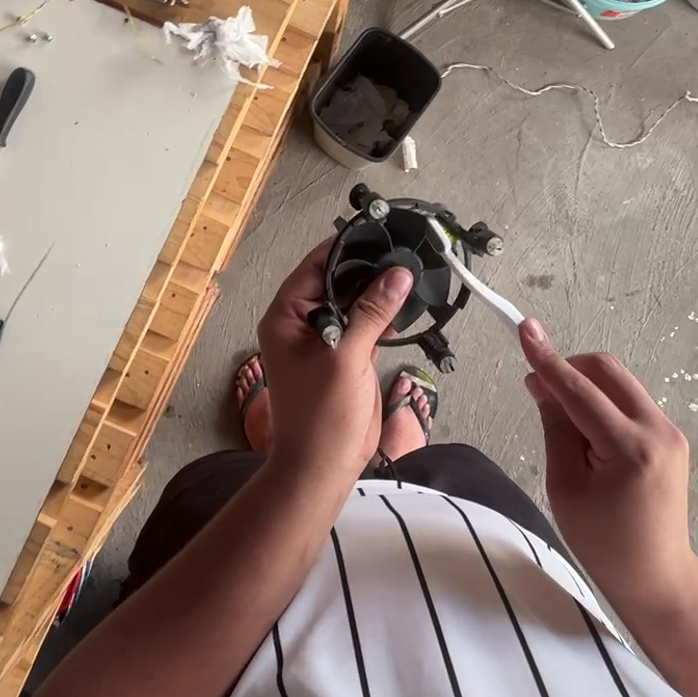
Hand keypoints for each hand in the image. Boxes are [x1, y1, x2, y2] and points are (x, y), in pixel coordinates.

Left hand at [256, 240, 412, 484]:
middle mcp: (303, 321)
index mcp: (286, 316)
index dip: (345, 247)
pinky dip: (384, 314)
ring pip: (354, 301)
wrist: (324, 467)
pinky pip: (365, 323)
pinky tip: (406, 304)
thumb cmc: (320, 415)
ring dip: (379, 290)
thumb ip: (371, 313)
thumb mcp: (345, 357)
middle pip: (337, 281)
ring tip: (411, 270)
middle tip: (403, 248)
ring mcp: (326, 338)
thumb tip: (398, 274)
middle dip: (368, 268)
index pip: (315, 266)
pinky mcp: (346, 354)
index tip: (377, 229)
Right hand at [520, 318, 697, 611]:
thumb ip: (556, 427)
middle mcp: (658, 430)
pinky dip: (601, 400)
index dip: (548, 359)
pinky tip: (587, 430)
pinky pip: (628, 398)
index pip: (580, 391)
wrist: (656, 578)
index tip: (524, 328)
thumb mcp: (565, 485)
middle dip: (569, 368)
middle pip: (606, 370)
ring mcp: (669, 431)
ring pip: (618, 380)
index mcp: (630, 448)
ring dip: (585, 384)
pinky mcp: (670, 436)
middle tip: (540, 390)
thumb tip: (543, 383)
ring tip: (564, 420)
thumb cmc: (602, 541)